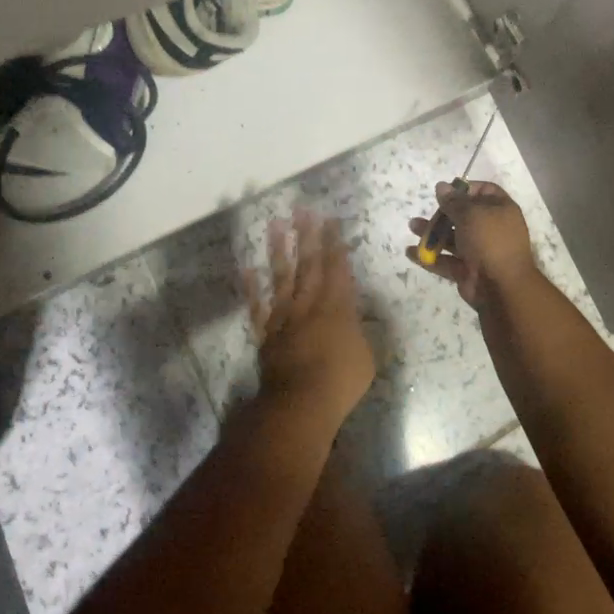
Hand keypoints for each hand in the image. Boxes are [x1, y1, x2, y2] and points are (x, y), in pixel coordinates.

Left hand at [248, 213, 374, 426]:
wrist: (300, 403)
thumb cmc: (341, 381)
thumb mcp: (366, 355)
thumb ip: (358, 332)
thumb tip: (353, 321)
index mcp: (338, 307)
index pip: (337, 268)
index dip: (335, 243)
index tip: (330, 220)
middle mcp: (310, 304)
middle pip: (309, 264)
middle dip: (308, 236)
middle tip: (303, 209)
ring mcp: (285, 317)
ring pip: (282, 277)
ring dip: (280, 249)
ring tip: (276, 224)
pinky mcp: (266, 334)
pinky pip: (258, 307)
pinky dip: (252, 288)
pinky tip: (248, 268)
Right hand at [407, 180, 542, 307]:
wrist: (502, 287)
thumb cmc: (490, 241)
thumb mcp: (471, 214)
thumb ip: (453, 201)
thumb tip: (441, 185)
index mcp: (500, 210)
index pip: (485, 191)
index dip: (466, 188)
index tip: (446, 190)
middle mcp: (491, 229)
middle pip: (465, 215)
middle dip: (444, 213)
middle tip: (428, 210)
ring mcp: (479, 251)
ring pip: (453, 238)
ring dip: (432, 232)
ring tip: (412, 226)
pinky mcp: (467, 271)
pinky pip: (446, 261)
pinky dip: (429, 257)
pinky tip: (411, 252)